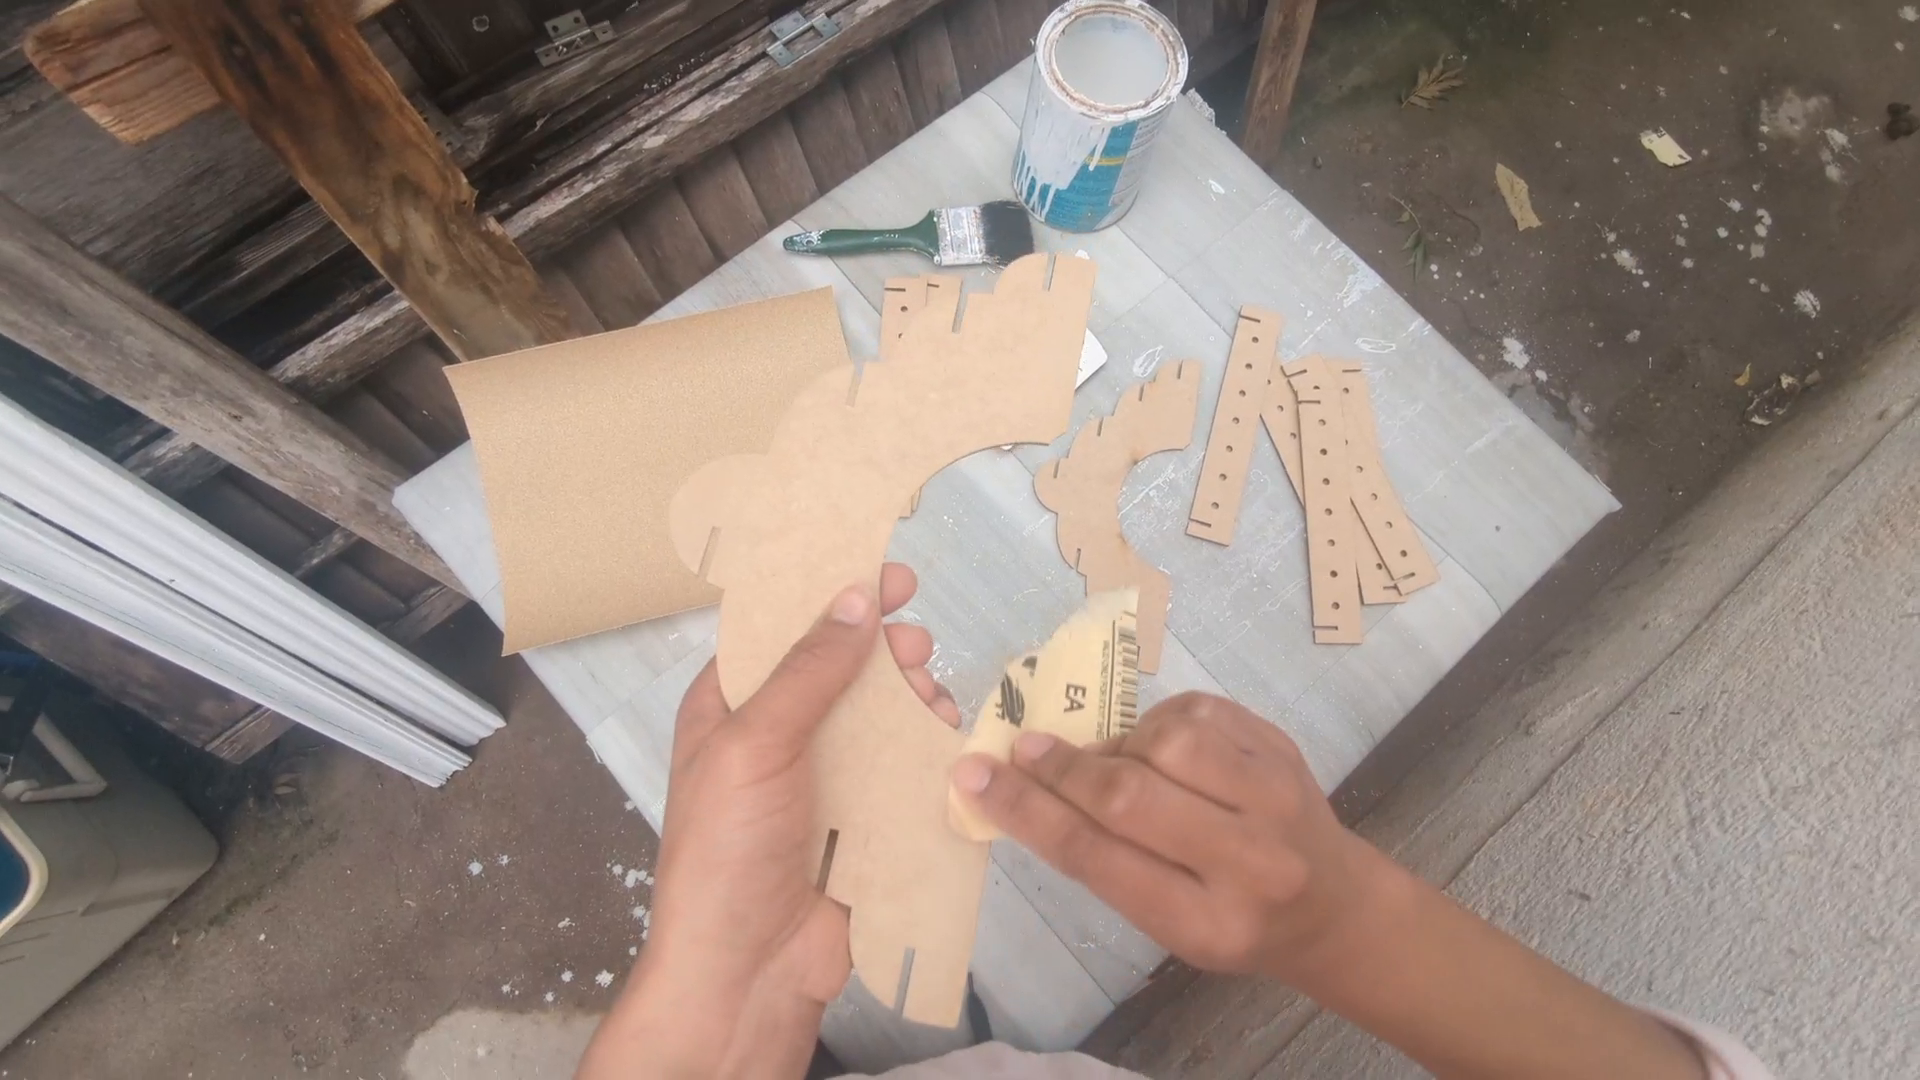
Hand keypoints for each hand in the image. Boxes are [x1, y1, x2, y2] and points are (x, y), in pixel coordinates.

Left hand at [578, 565, 957, 1078]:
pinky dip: (922, 730)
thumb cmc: (730, 848)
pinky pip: (898, 752)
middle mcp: (777, 728)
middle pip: (837, 662)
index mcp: (731, 704)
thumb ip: (809, 671)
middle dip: (878, 644)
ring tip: (926, 686)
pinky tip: (942, 722)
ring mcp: (823, 768)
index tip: (885, 574)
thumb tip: (857, 598)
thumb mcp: (755, 746)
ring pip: (874, 704)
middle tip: (913, 641)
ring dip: (906, 685)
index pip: (779, 627)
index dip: (828, 592)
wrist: (750, 972)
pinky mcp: (861, 804)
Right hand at [950, 691, 1377, 980]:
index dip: (1026, 811)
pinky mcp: (1280, 747)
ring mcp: (1274, 797)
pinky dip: (1160, 721)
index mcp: (1203, 924)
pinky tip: (1163, 744)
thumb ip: (1105, 853)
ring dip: (1120, 744)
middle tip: (1025, 749)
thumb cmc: (1231, 920)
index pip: (1096, 858)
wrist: (1332, 905)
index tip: (975, 775)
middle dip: (1061, 767)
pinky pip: (1196, 710)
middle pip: (1127, 796)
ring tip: (1118, 759)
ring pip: (1165, 741)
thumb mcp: (1165, 917)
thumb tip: (1037, 776)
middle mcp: (1247, 863)